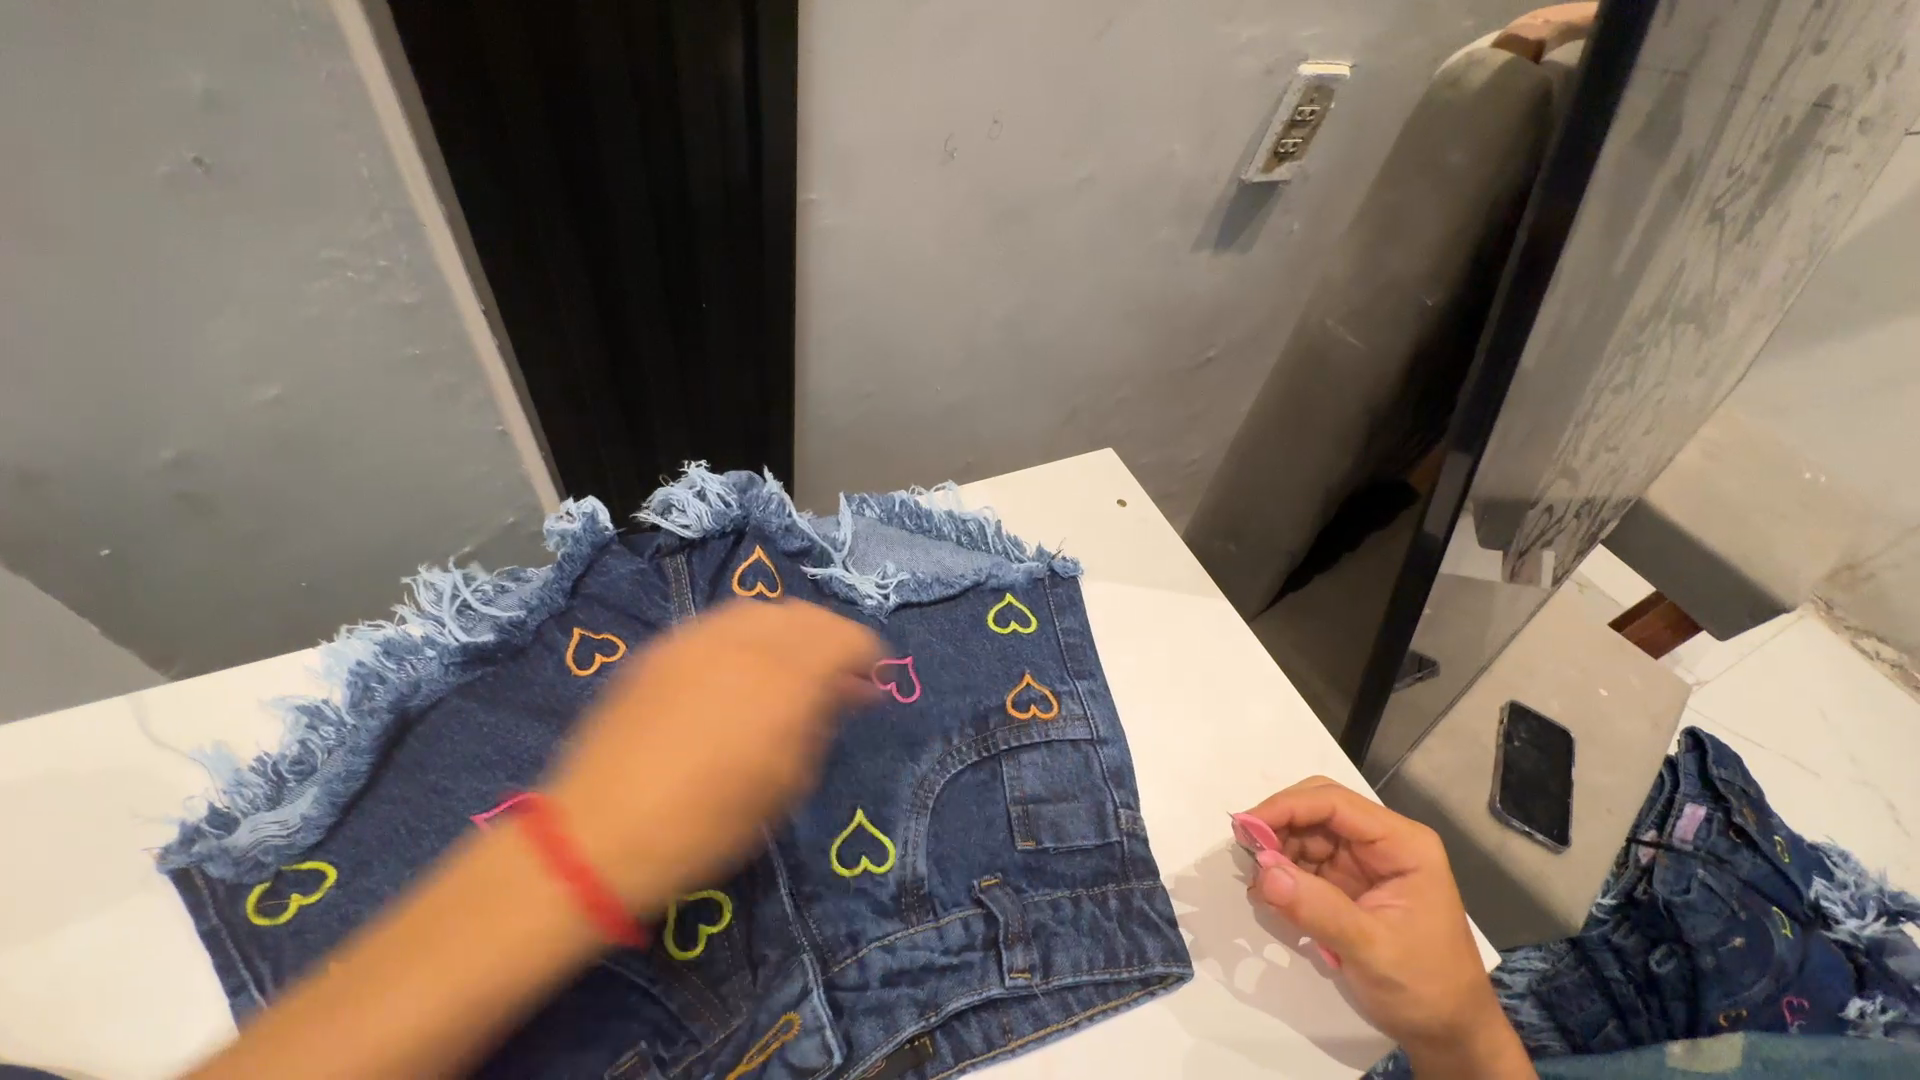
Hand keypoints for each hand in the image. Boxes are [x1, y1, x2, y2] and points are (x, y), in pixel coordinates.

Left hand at [543, 599, 882, 911]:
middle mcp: (745, 641)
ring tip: (788, 673)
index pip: (847, 637)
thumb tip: (847, 691)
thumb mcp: (787, 784)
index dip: (869, 657)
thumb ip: (821, 723)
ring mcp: (696, 638)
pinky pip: (719, 624)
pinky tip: (738, 672)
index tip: (872, 684)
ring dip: (789, 635)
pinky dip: (745, 638)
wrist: (598, 835)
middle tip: (836, 681)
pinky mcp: (660, 647)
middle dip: (832, 641)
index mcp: (786, 678)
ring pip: (763, 611)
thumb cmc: (708, 825)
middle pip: (808, 616)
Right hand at [1241, 777, 1531, 1077]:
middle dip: (1279, 825)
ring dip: (1277, 850)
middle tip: (1246, 851)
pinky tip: (1270, 893)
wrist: (1448, 1035)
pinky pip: (1305, 862)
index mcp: (1403, 844)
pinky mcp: (1347, 884)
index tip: (1246, 829)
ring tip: (1258, 882)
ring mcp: (1363, 863)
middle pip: (1317, 810)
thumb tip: (1264, 870)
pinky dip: (1282, 872)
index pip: (1335, 803)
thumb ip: (1318, 908)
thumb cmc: (1425, 988)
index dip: (1287, 807)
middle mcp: (1382, 843)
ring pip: (1306, 833)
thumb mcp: (1372, 950)